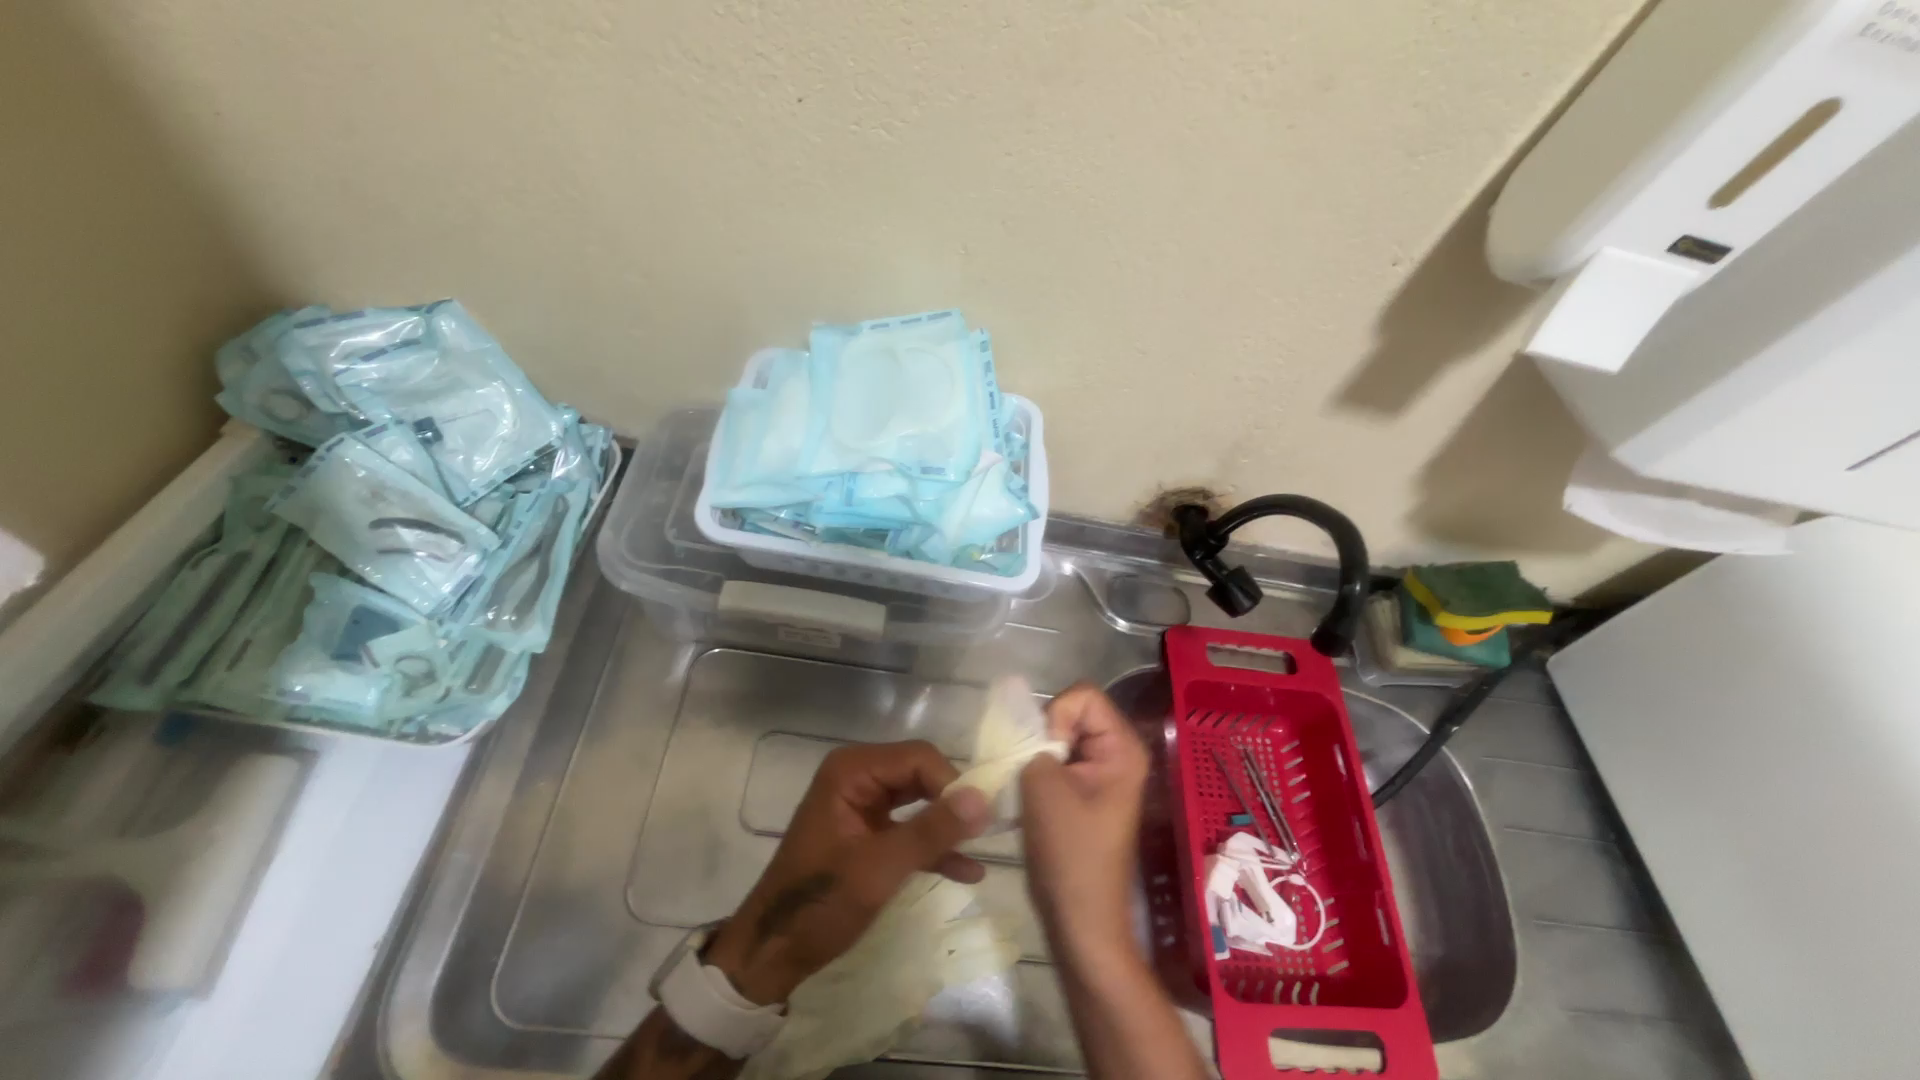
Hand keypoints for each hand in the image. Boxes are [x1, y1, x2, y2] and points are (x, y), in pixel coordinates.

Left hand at [704, 740, 991, 1005]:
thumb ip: (932, 831)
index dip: (952, 784)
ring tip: (984, 849)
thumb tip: (983, 799)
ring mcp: (862, 807)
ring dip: (947, 826)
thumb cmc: (819, 903)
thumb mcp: (880, 868)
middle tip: (988, 833)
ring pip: (920, 802)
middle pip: (922, 774)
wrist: (772, 952)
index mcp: (851, 771)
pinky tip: (967, 871)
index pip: (920, 757)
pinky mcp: (867, 835)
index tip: (980, 821)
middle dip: (953, 803)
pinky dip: (934, 847)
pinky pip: (909, 829)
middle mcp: (857, 778)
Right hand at [1019, 683, 1150, 961]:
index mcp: (1122, 747)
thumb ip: (1030, 742)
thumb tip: (1020, 726)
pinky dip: (1038, 772)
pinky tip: (1030, 800)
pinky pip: (1058, 762)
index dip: (1055, 715)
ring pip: (1060, 739)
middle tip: (1032, 772)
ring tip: (1028, 788)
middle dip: (1042, 734)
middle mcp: (1119, 753)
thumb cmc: (1069, 853)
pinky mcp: (1086, 794)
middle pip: (1072, 713)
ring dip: (1036, 755)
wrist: (1082, 919)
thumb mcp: (1042, 786)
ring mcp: (1103, 775)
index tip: (1046, 756)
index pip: (1083, 694)